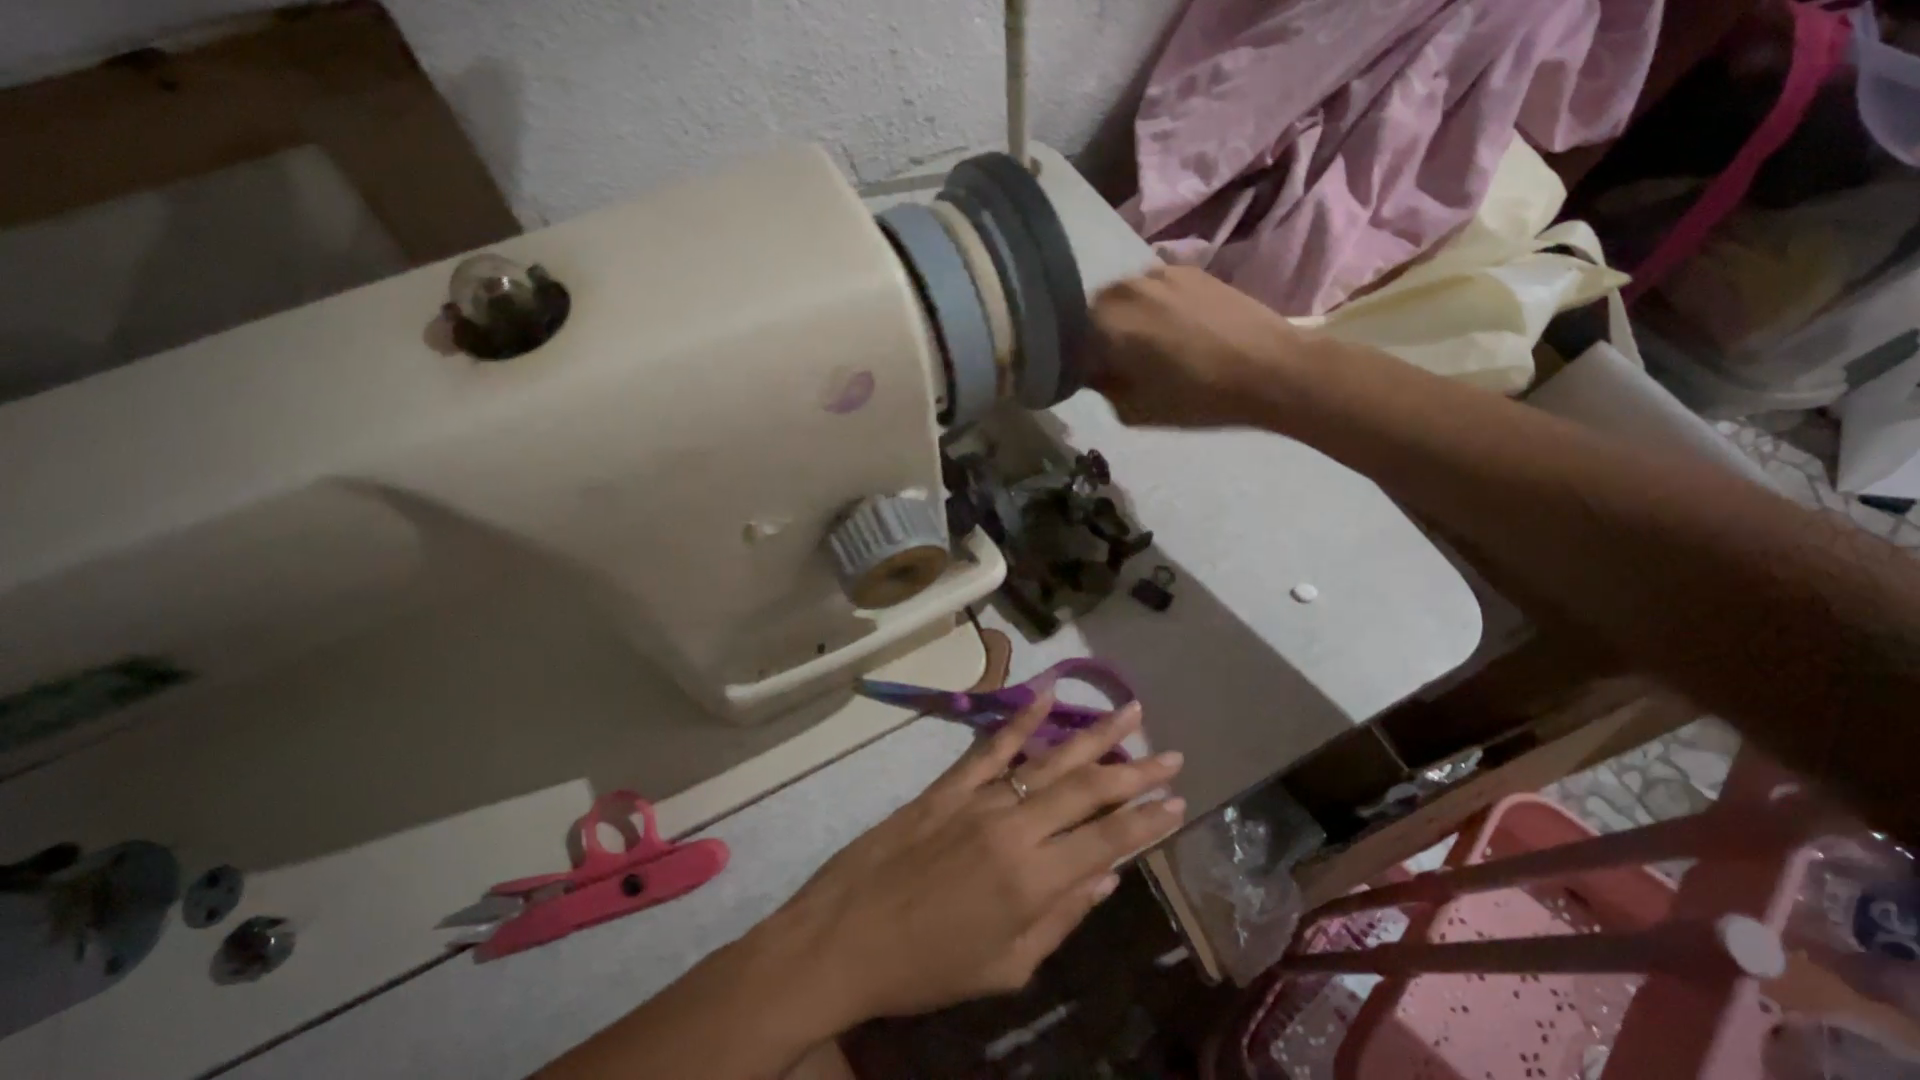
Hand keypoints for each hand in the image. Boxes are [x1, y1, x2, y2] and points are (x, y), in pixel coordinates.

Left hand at [768, 697, 1185, 1024]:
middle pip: (1088, 789)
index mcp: (1034, 880)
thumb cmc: (926, 969)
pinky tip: (1047, 696)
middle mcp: (1014, 828)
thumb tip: (1107, 878)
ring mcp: (977, 801)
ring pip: (1049, 761)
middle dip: (1136, 771)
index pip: (1109, 838)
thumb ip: (1061, 919)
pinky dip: (1020, 721)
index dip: (1149, 820)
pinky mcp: (945, 789)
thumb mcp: (1005, 968)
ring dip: (1094, 735)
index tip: (1180, 800)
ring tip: (1131, 709)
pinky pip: (991, 749)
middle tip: (1173, 755)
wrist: (841, 941)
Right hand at [1088, 265, 1311, 427]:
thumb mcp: (1136, 411)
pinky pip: (1154, 288)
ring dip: (1128, 318)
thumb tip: (1094, 372)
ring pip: (1125, 297)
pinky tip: (1177, 329)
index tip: (1091, 381)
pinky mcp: (1189, 269)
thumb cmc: (1200, 397)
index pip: (1068, 342)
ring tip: (1152, 345)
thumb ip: (1103, 388)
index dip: (1076, 364)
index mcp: (1105, 323)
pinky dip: (1155, 305)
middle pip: (1093, 312)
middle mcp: (1124, 288)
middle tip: (1120, 364)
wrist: (1273, 368)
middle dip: (1099, 336)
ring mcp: (1158, 272)